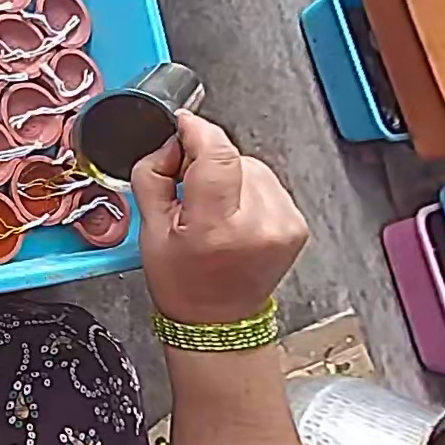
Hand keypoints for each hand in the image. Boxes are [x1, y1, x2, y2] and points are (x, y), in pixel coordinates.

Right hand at [129, 110, 308, 324]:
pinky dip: (245, 188)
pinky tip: (230, 212)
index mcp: (215, 228)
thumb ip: (154, 176)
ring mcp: (283, 224)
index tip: (181, 124)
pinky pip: (267, 183)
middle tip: (184, 184)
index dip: (196, 131)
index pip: (216, 154)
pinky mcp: (295, 223)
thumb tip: (171, 143)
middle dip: (205, 159)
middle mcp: (258, 224)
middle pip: (232, 157)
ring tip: (209, 205)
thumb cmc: (181, 281)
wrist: (216, 320)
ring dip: (227, 173)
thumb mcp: (149, 229)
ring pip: (251, 166)